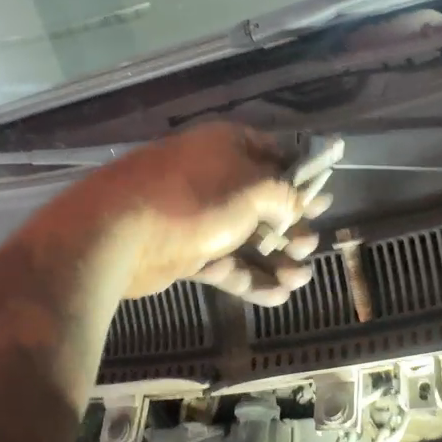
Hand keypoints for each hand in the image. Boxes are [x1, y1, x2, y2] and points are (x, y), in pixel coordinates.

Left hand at [78, 123, 333, 305]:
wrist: (117, 235)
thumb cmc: (194, 200)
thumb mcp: (253, 191)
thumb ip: (285, 197)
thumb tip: (299, 205)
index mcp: (227, 146)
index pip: (273, 154)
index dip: (301, 176)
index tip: (323, 198)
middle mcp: (212, 176)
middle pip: (262, 201)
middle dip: (291, 225)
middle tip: (310, 245)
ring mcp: (196, 216)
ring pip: (245, 237)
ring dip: (276, 258)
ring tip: (300, 278)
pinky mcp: (183, 252)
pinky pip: (225, 264)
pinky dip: (250, 279)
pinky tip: (279, 296)